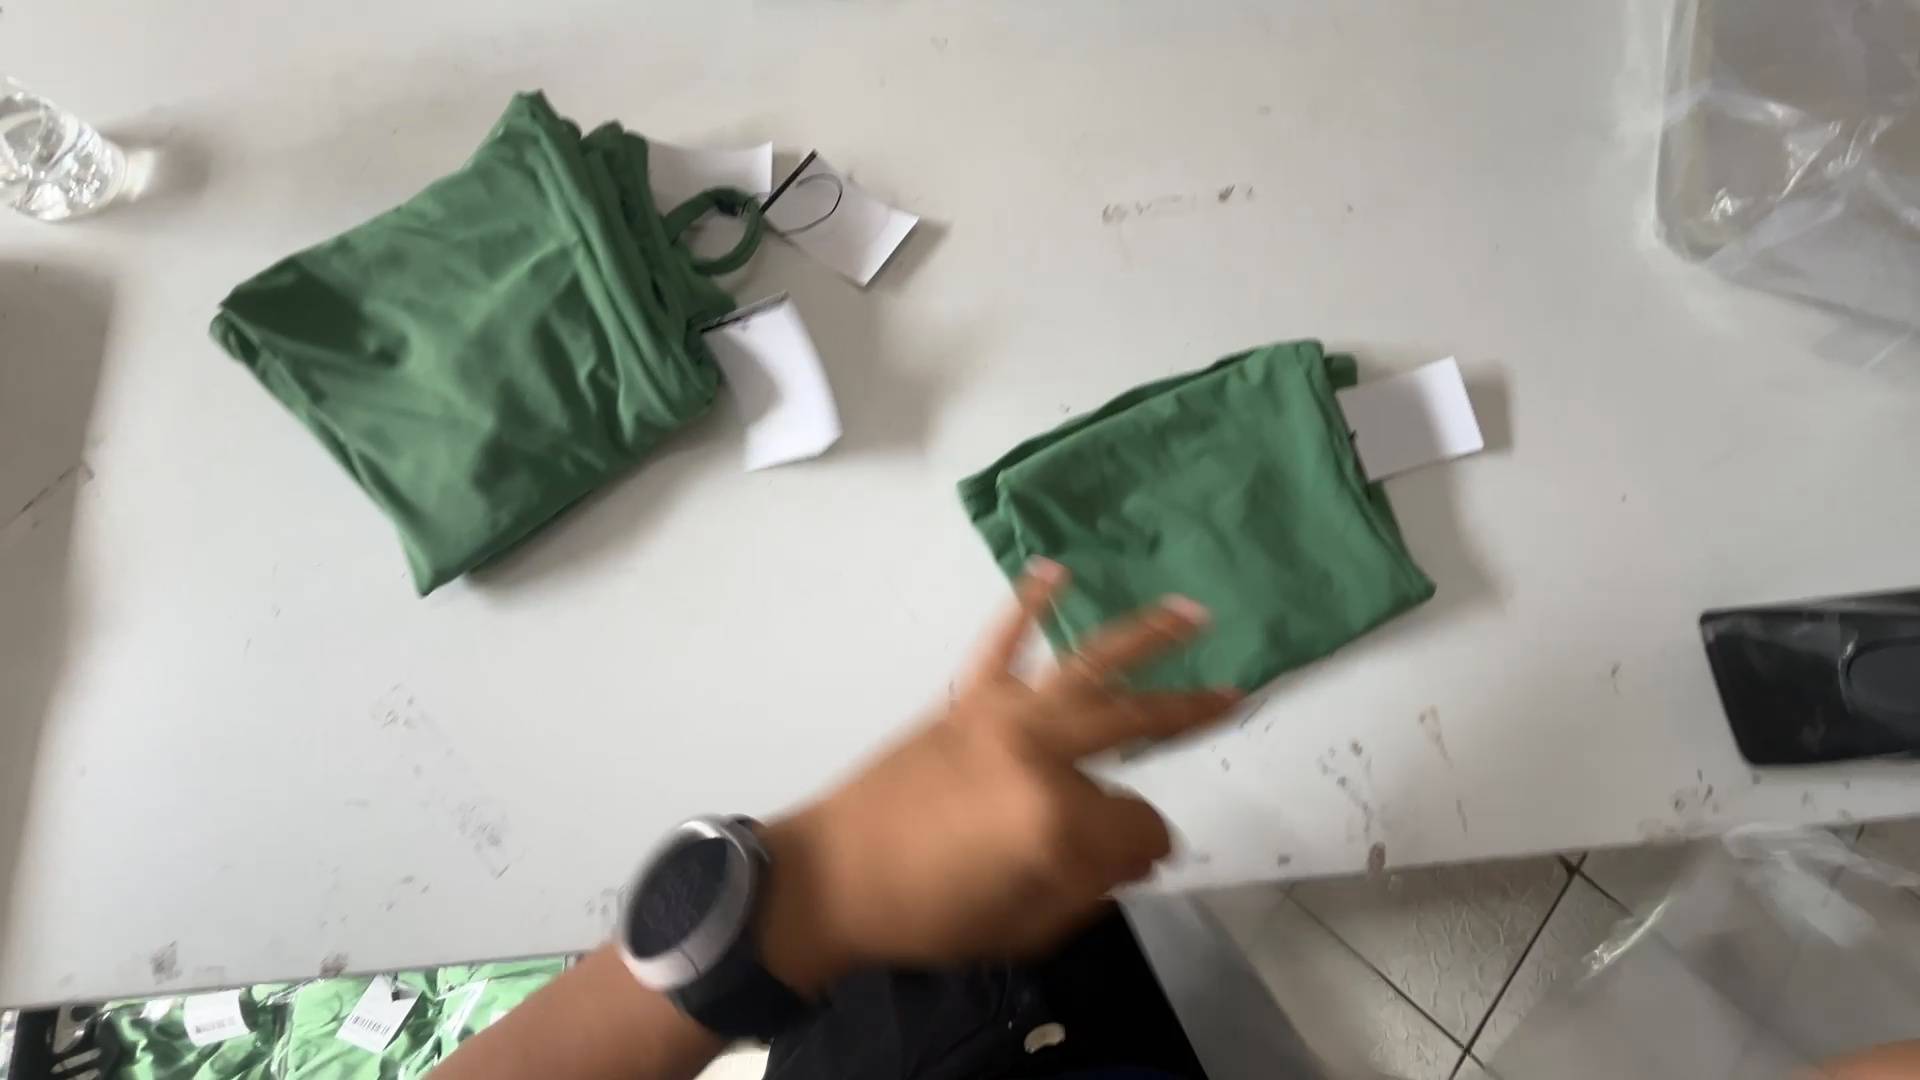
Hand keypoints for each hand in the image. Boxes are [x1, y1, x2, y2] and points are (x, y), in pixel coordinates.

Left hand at [757, 558, 1239, 988]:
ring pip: (1086, 663)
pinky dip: (1026, 603)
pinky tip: (1052, 569)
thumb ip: (1094, 884)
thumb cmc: (929, 914)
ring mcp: (1000, 714)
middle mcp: (1038, 750)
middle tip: (1235, 697)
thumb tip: (1138, 844)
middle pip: (1132, 723)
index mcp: (1056, 818)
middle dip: (1189, 712)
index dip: (1146, 846)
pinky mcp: (964, 699)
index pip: (1138, 824)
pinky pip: (1001, 642)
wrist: (833, 875)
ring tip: (1191, 612)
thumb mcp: (1025, 925)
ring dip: (1144, 636)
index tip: (1140, 856)